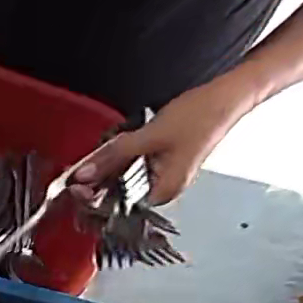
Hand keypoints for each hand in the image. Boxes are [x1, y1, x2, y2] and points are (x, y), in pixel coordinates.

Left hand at [70, 74, 260, 205]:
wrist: (229, 94)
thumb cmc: (200, 115)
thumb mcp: (149, 137)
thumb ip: (113, 157)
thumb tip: (80, 175)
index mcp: (160, 194)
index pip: (115, 209)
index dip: (90, 200)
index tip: (73, 187)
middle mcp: (158, 192)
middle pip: (113, 198)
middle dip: (94, 185)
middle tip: (80, 170)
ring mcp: (157, 179)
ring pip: (117, 183)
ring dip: (103, 172)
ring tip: (96, 159)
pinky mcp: (155, 166)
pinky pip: (126, 170)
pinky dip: (116, 162)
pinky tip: (112, 149)